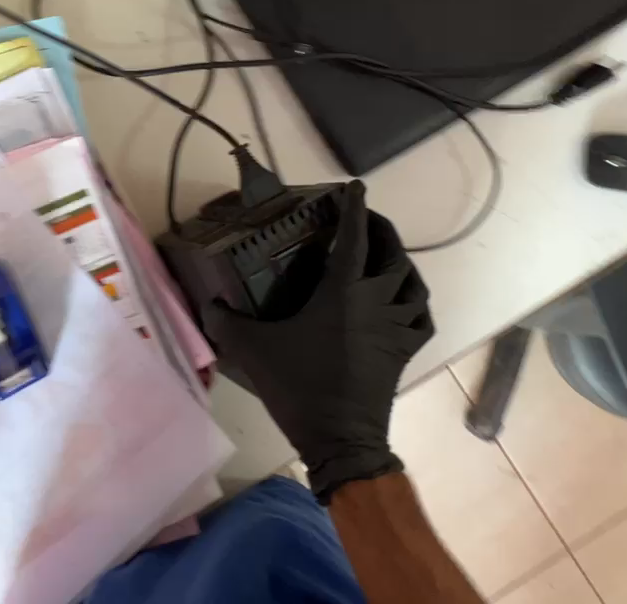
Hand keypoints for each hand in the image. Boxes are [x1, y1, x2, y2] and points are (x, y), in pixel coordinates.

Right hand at [202, 182, 433, 499]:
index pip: (355, 237)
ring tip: (384, 255)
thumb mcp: (250, 349)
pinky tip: (402, 300)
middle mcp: (376, 302)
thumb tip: (207, 305)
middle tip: (364, 219)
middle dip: (381, 229)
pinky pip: (420, 317)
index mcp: (343, 292)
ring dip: (401, 261)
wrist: (340, 440)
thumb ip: (224, 321)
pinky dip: (414, 301)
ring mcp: (395, 328)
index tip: (355, 186)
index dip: (355, 207)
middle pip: (393, 253)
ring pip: (413, 283)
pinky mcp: (403, 352)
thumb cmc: (299, 385)